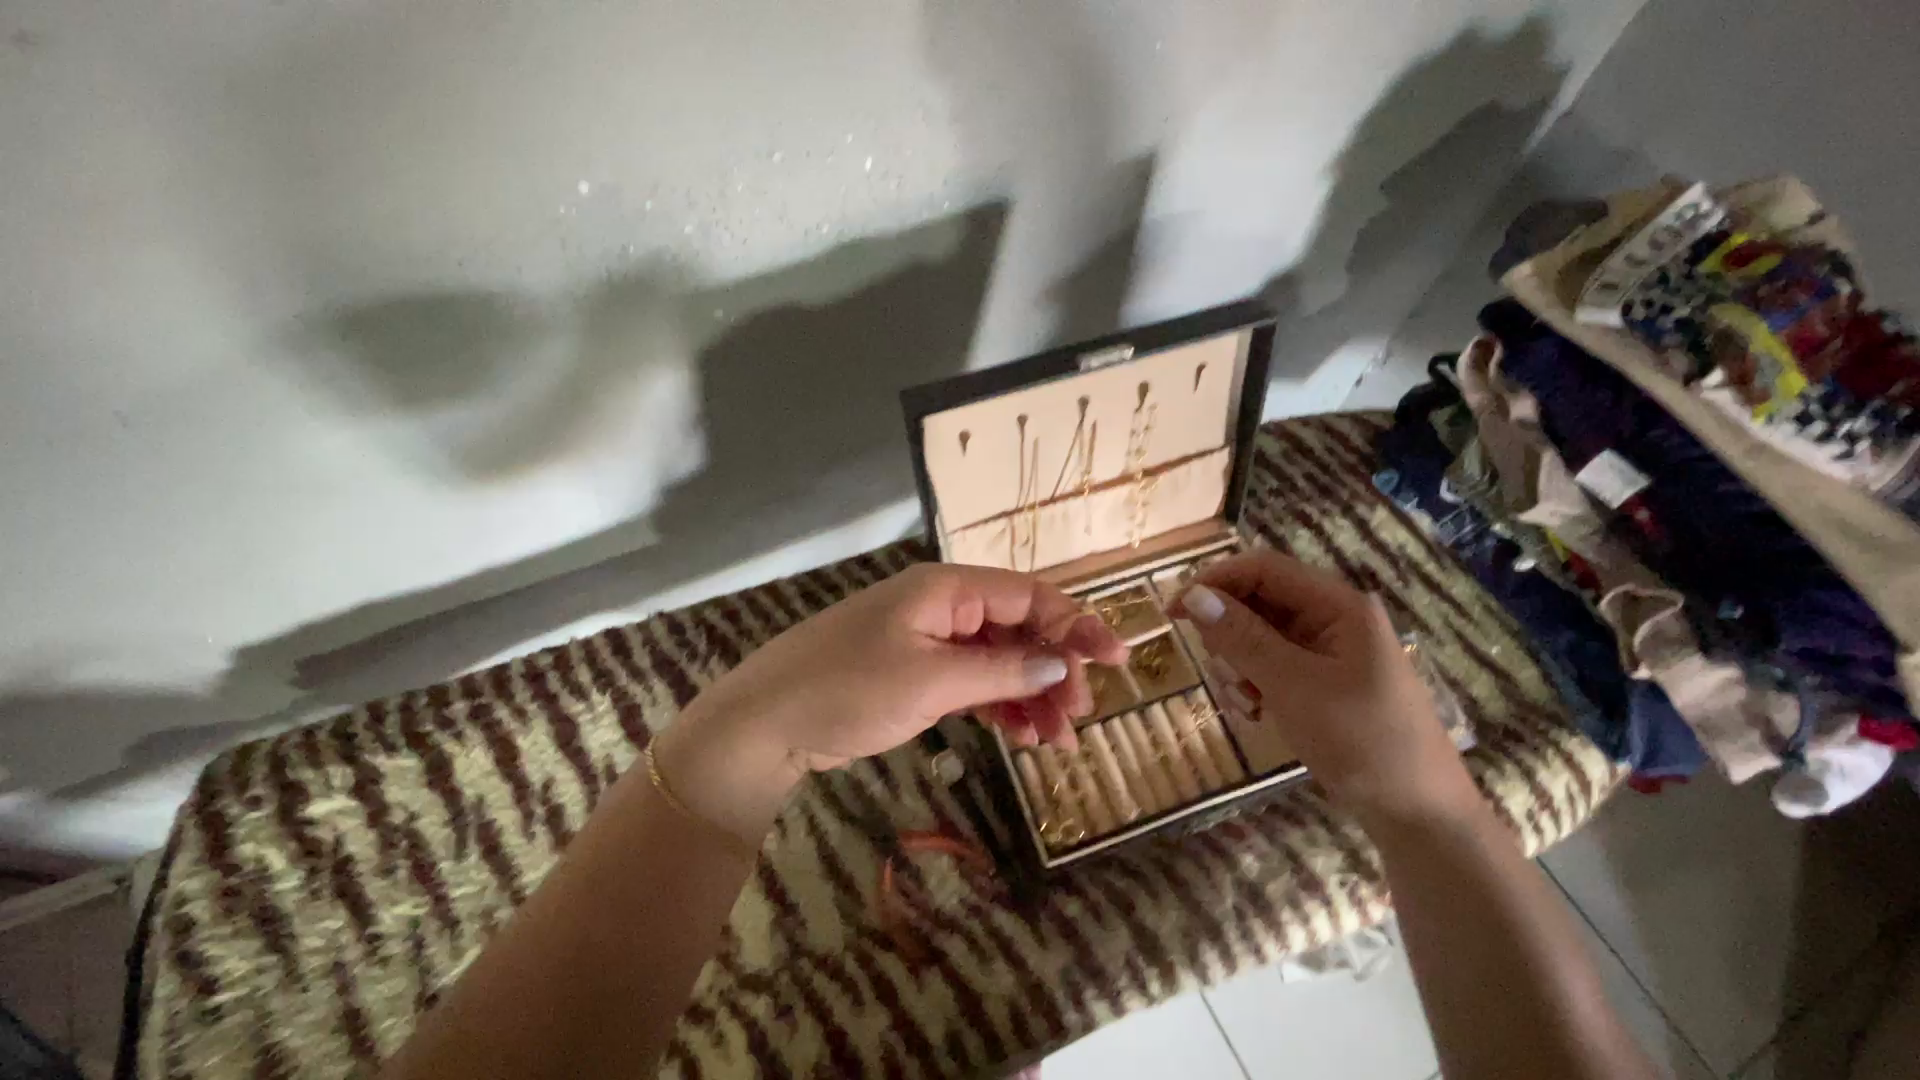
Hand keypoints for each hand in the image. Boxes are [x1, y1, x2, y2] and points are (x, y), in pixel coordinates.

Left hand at [655, 563, 1127, 840]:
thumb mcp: (931, 681)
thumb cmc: (847, 689)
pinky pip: (972, 682)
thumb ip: (1002, 672)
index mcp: (946, 590)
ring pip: (998, 661)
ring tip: (1055, 741)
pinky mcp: (914, 674)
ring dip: (1030, 696)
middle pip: (1018, 630)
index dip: (1076, 625)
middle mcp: (941, 607)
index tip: (1118, 660)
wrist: (766, 724)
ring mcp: (927, 642)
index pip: (1028, 597)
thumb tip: (1062, 667)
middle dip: (1054, 671)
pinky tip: (1021, 734)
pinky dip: (999, 705)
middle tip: (1079, 717)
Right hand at [1173, 551, 1478, 826]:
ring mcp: (1328, 652)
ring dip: (1239, 665)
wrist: (1420, 815)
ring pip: (1259, 636)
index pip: (1263, 568)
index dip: (1214, 582)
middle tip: (1224, 674)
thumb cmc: (1363, 742)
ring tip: (1247, 704)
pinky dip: (1255, 684)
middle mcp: (1332, 619)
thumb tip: (1193, 596)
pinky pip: (1272, 666)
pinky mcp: (1323, 683)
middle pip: (1258, 601)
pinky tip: (1257, 714)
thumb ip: (1243, 638)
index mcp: (1338, 606)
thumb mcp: (1295, 687)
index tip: (1173, 612)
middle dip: (1229, 633)